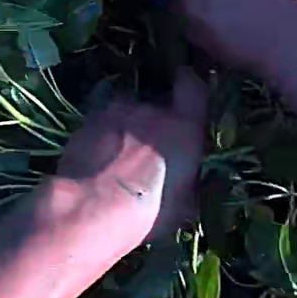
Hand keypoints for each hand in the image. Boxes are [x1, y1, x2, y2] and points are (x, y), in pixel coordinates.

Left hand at [46, 69, 207, 248]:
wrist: (89, 209)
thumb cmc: (147, 213)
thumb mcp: (185, 206)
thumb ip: (195, 180)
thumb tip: (209, 177)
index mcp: (182, 127)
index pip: (193, 86)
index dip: (190, 84)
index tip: (187, 89)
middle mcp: (149, 109)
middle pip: (156, 101)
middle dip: (156, 117)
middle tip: (151, 146)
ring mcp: (114, 111)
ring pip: (126, 109)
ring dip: (127, 124)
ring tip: (120, 153)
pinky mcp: (86, 120)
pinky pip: (101, 120)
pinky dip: (103, 132)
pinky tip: (98, 156)